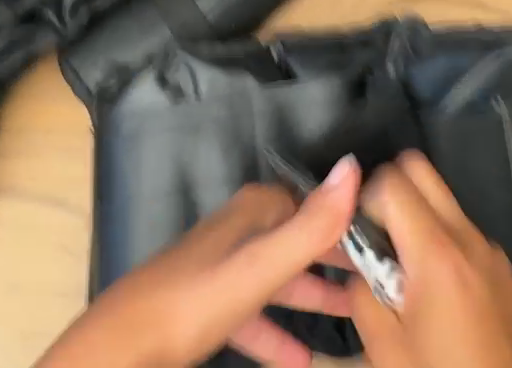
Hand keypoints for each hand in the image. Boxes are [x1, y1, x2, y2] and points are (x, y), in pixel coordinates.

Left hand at [36, 155, 361, 367]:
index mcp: (256, 210)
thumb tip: (355, 163)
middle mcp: (241, 229)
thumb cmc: (198, 300)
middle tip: (380, 286)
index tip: (387, 246)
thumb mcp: (262, 264)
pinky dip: (277, 334)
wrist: (123, 349)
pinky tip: (300, 360)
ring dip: (313, 299)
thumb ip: (312, 222)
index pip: (316, 205)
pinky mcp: (208, 305)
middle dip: (337, 264)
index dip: (351, 224)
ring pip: (280, 279)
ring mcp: (223, 267)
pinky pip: (255, 315)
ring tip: (354, 321)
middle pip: (300, 241)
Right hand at [349, 152, 511, 367]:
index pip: (391, 180)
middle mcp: (467, 236)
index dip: (364, 198)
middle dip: (387, 189)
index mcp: (436, 252)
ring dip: (413, 215)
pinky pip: (459, 228)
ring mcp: (489, 249)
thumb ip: (361, 291)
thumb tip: (359, 264)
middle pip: (419, 168)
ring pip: (440, 197)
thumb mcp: (385, 349)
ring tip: (399, 270)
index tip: (357, 234)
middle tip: (374, 237)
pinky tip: (430, 291)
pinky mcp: (501, 267)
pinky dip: (436, 238)